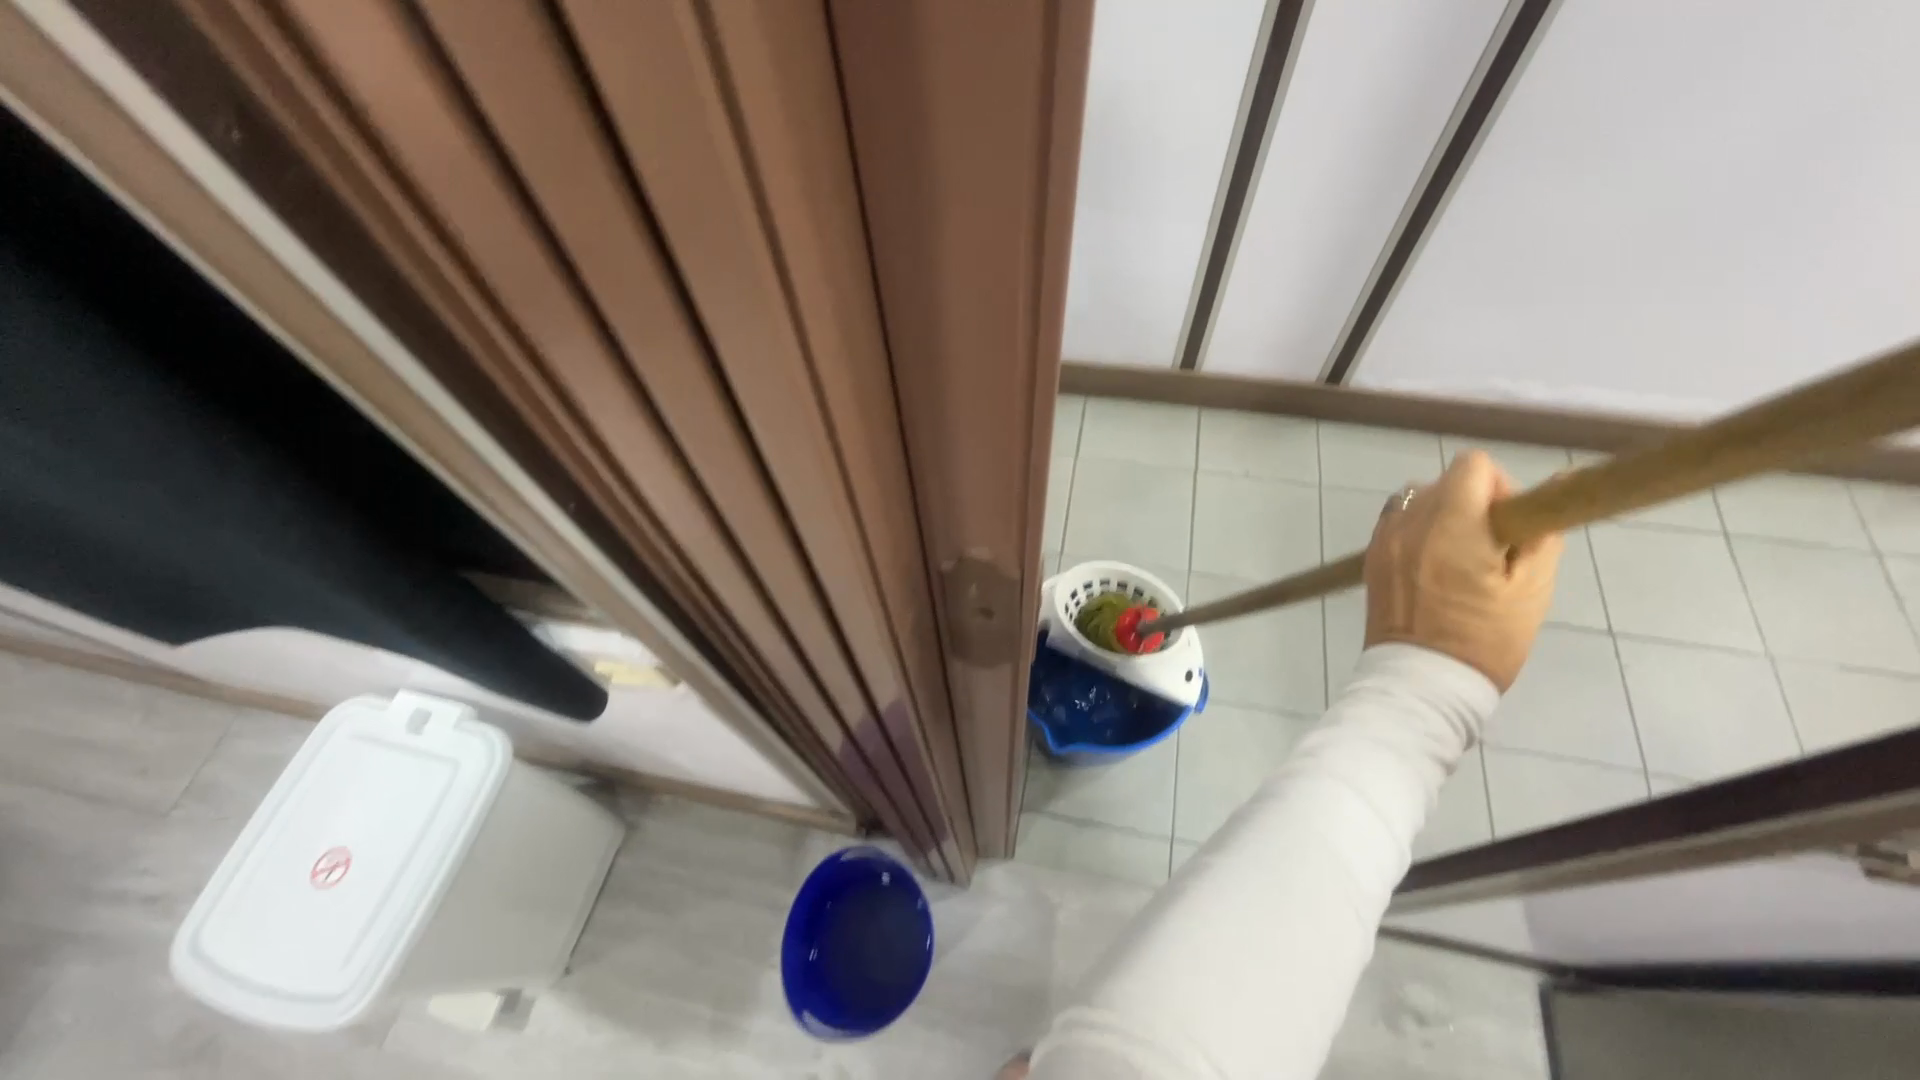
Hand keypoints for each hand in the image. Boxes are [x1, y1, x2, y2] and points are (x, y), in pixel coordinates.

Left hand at [1362, 450, 1562, 690]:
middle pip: (1444, 481)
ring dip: (1442, 515)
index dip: (1500, 486)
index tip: (1509, 525)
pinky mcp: (1370, 558)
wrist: (1422, 679)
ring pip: (1417, 499)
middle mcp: (1408, 522)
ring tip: (1460, 557)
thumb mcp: (1532, 588)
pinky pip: (1396, 522)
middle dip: (1473, 502)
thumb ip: (1539, 533)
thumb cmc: (1485, 639)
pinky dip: (1418, 531)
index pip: (1472, 465)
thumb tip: (1554, 488)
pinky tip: (1433, 566)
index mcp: (1450, 524)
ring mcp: (1383, 539)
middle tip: (1491, 547)